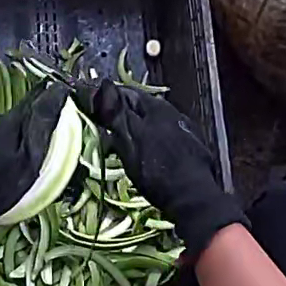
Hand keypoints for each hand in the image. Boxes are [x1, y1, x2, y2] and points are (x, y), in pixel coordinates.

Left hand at [0, 80, 72, 271]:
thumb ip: (42, 124)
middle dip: (40, 111)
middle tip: (59, 121)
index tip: (68, 96)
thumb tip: (57, 91)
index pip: (36, 97)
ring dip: (26, 127)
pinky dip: (14, 139)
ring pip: (12, 123)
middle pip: (24, 110)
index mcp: (12, 120)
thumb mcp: (31, 157)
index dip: (53, 94)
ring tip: (40, 140)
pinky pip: (2, 135)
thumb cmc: (2, 184)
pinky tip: (16, 153)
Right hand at [84, 79, 243, 252]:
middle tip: (105, 125)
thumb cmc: (155, 170)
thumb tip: (104, 87)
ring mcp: (184, 129)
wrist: (192, 198)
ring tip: (123, 140)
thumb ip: (116, 114)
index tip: (94, 109)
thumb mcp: (128, 141)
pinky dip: (151, 139)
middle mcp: (172, 112)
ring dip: (138, 126)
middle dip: (123, 112)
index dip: (108, 99)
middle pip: (141, 106)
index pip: (126, 92)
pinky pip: (164, 135)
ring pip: (153, 121)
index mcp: (155, 107)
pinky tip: (147, 153)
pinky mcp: (191, 146)